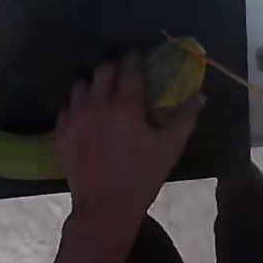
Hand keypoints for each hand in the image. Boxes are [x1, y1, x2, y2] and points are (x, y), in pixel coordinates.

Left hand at [55, 53, 202, 230]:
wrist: (105, 207)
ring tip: (101, 94)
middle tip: (123, 75)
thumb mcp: (169, 147)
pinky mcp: (61, 132)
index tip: (138, 55)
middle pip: (102, 71)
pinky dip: (77, 106)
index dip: (135, 59)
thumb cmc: (142, 176)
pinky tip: (86, 116)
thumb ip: (185, 118)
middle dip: (114, 68)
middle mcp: (97, 104)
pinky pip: (66, 107)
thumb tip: (201, 96)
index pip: (129, 69)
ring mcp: (75, 117)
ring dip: (93, 84)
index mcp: (125, 105)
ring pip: (80, 86)